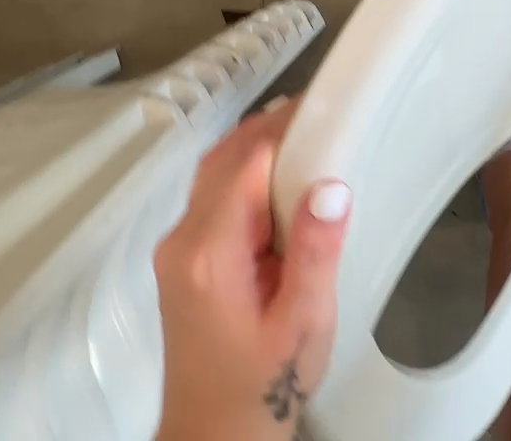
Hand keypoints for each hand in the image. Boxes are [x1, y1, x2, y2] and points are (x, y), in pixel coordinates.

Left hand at [155, 97, 352, 440]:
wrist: (214, 439)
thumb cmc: (263, 386)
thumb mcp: (303, 322)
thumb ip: (315, 251)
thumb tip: (332, 184)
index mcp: (209, 252)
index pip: (245, 162)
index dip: (284, 126)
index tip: (328, 103)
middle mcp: (183, 241)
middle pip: (223, 159)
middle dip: (271, 127)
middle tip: (326, 110)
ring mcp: (179, 249)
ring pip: (216, 173)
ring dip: (259, 145)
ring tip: (312, 132)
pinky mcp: (187, 259)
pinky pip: (217, 195)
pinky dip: (250, 171)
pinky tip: (286, 175)